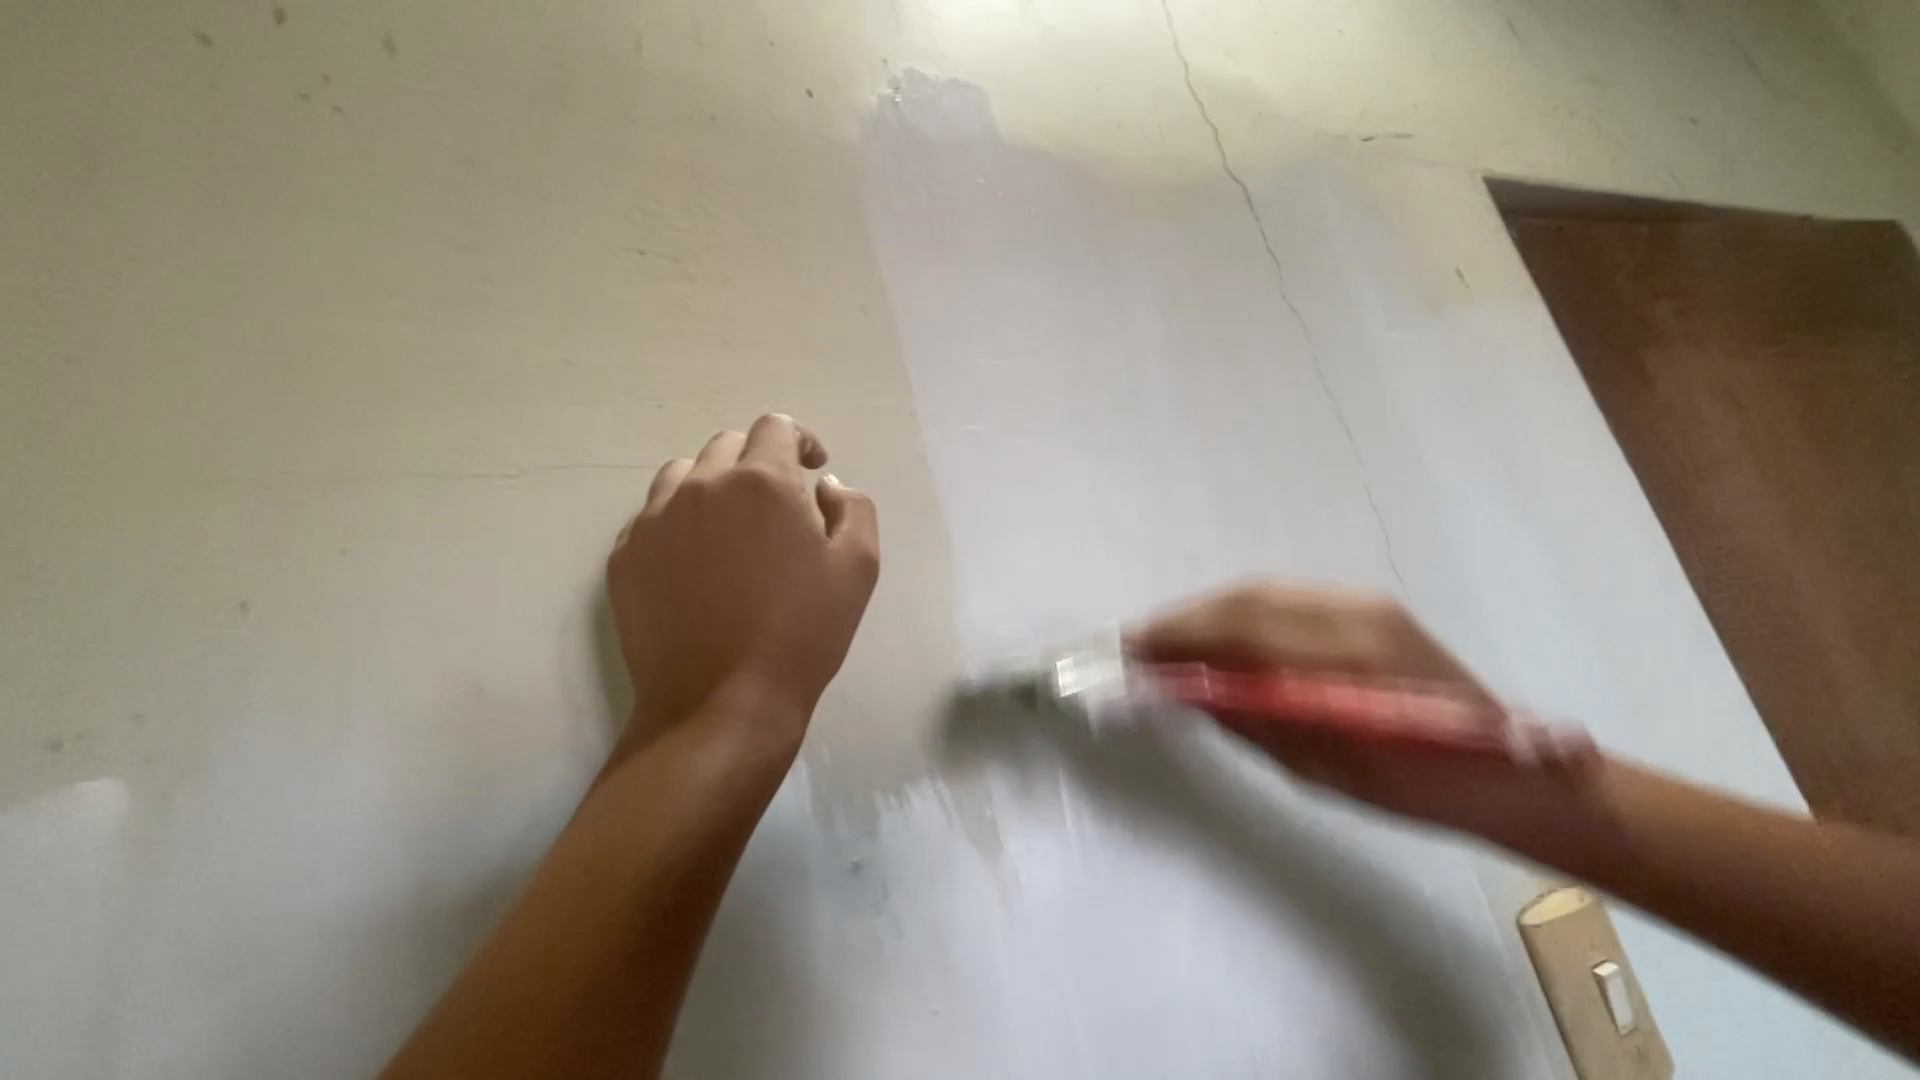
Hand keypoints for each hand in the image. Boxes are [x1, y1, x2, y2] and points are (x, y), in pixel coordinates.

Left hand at [608, 415, 879, 756]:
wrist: (721, 702)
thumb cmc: (802, 633)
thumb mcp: (858, 568)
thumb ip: (852, 509)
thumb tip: (825, 486)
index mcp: (760, 482)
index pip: (775, 427)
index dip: (800, 441)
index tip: (813, 469)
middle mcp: (701, 486)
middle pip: (726, 446)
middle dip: (757, 463)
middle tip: (777, 508)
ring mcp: (653, 521)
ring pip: (682, 476)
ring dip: (712, 487)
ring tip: (730, 530)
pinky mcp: (624, 558)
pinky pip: (651, 519)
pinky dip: (677, 525)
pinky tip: (696, 566)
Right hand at [1125, 580, 1593, 833]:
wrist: (1513, 773)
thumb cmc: (1419, 790)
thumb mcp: (1324, 770)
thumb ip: (1253, 721)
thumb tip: (1185, 692)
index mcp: (1352, 659)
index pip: (1245, 628)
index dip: (1182, 633)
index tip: (1134, 648)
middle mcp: (1357, 612)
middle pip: (1248, 597)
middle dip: (1187, 618)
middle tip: (1141, 645)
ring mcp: (1365, 602)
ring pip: (1264, 592)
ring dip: (1210, 613)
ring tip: (1170, 641)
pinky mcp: (1368, 607)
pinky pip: (1285, 600)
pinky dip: (1240, 613)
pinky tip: (1220, 637)